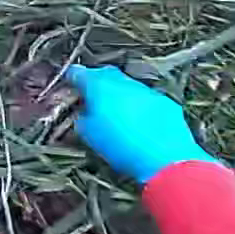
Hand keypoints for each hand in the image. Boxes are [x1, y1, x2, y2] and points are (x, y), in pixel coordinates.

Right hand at [66, 65, 215, 183]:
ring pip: (126, 85)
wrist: (165, 160)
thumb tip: (82, 114)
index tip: (70, 83)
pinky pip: (145, 98)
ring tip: (115, 113)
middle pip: (104, 74)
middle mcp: (122, 82)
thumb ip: (82, 119)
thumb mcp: (90, 136)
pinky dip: (138, 105)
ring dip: (119, 94)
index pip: (79, 73)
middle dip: (96, 82)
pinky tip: (138, 122)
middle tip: (91, 96)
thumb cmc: (121, 147)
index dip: (72, 78)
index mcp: (99, 86)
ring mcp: (145, 90)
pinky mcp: (163, 102)